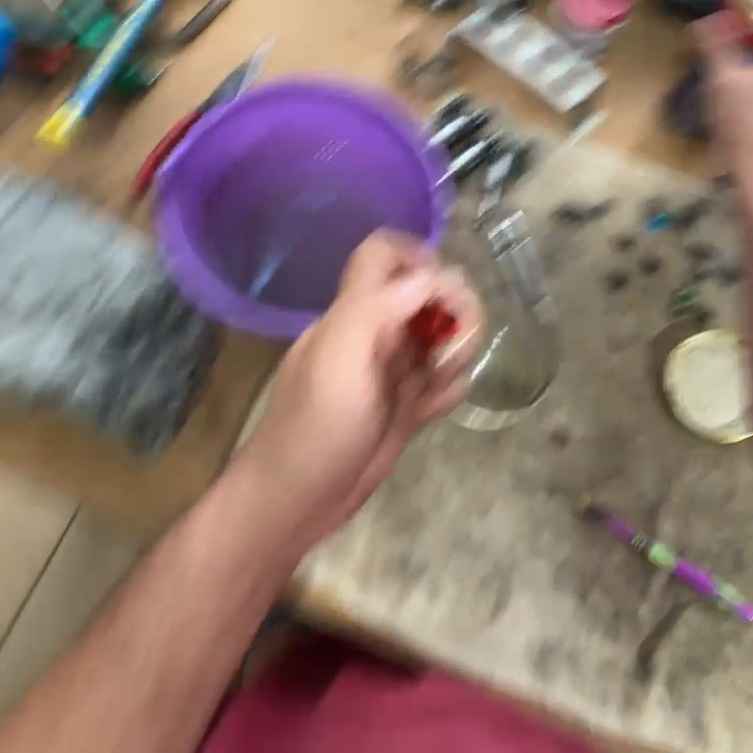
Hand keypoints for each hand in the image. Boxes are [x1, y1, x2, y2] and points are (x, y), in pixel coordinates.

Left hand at [232, 230, 482, 547]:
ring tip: (439, 384)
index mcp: (354, 310)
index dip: (421, 259)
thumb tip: (434, 280)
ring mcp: (391, 370)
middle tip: (455, 348)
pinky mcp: (404, 407)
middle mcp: (375, 332)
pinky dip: (448, 392)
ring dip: (455, 355)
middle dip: (454, 313)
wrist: (297, 499)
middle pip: (429, 293)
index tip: (446, 294)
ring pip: (443, 339)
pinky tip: (432, 413)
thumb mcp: (339, 356)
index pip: (385, 254)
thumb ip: (381, 307)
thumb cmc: (314, 425)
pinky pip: (443, 383)